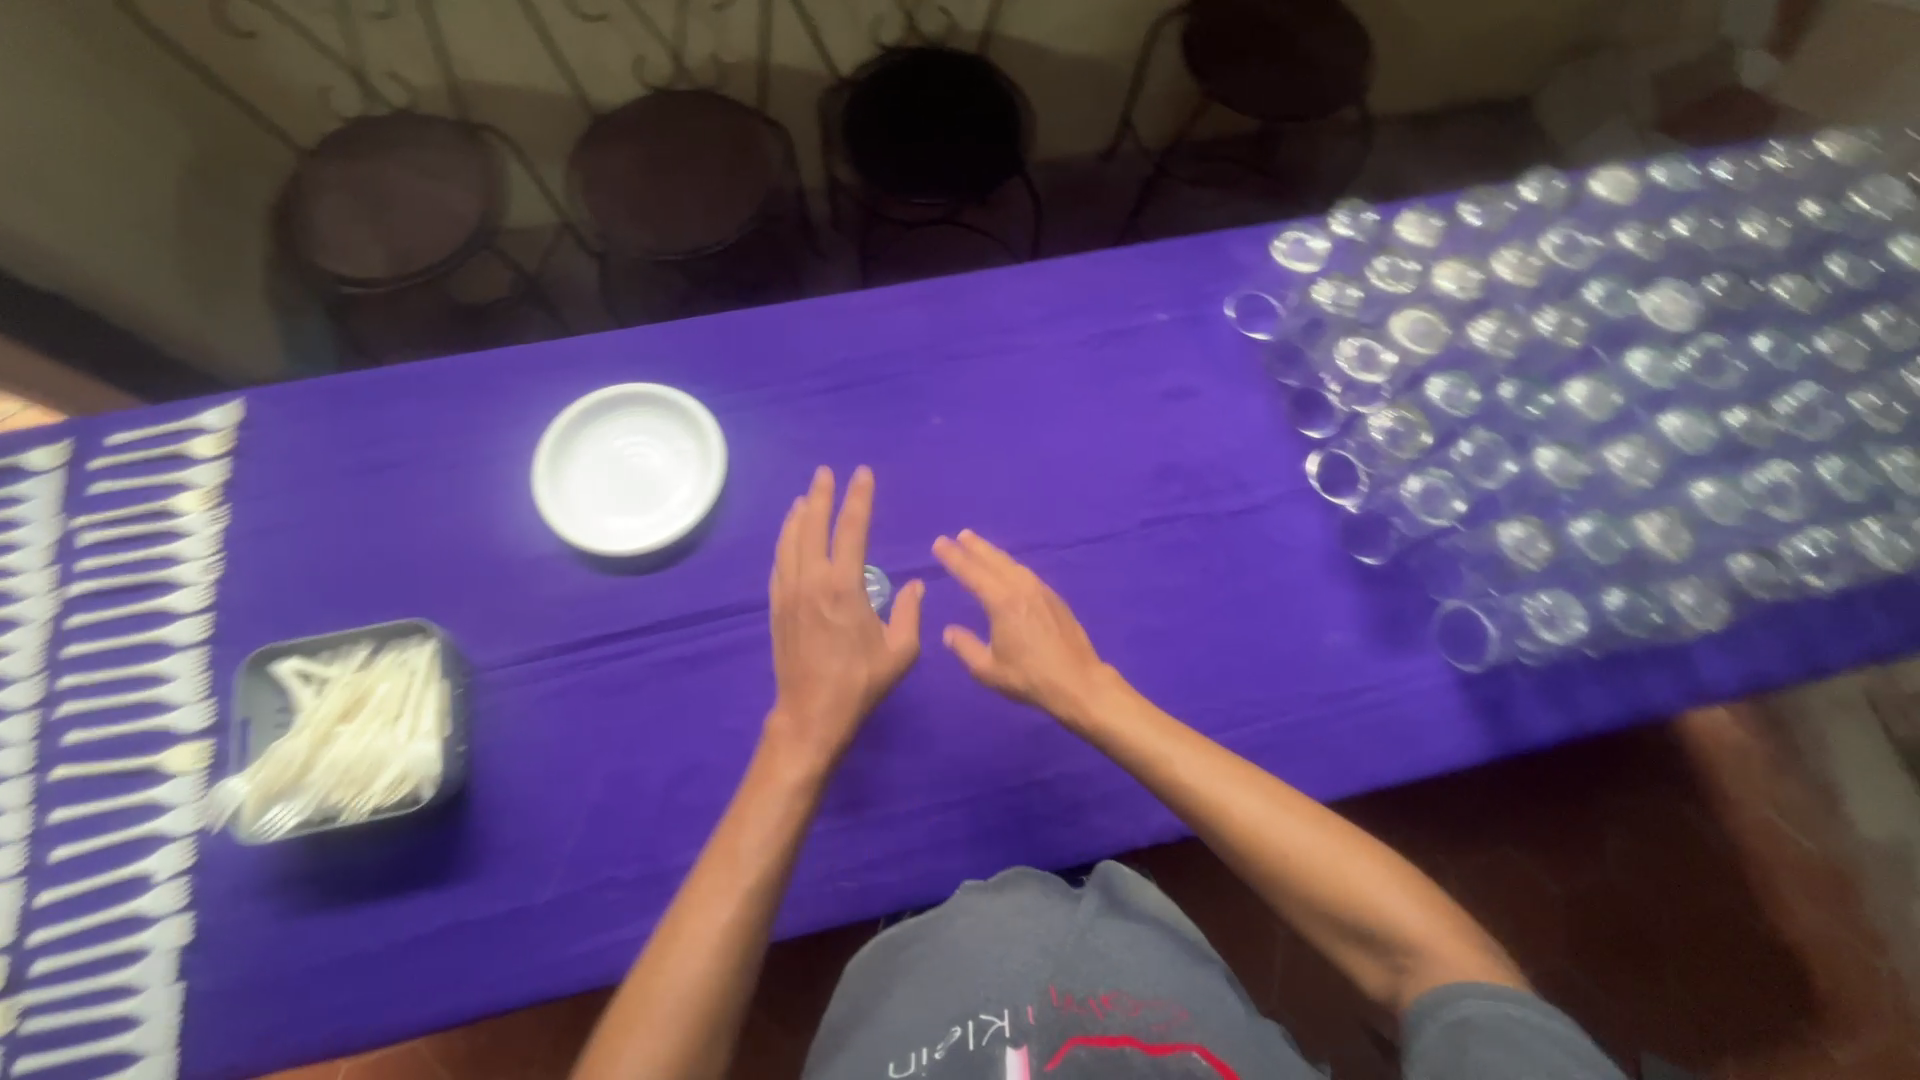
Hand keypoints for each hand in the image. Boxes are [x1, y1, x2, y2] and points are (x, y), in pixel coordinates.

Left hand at [766, 466, 922, 773]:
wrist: (811, 713)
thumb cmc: (860, 683)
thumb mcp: (901, 651)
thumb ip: (909, 613)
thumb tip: (915, 586)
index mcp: (844, 587)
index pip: (851, 529)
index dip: (858, 499)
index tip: (862, 475)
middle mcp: (812, 581)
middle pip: (812, 526)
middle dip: (820, 496)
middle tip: (825, 473)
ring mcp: (789, 593)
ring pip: (790, 542)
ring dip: (798, 515)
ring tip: (805, 497)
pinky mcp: (776, 607)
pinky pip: (779, 563)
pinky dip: (785, 542)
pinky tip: (789, 536)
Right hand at [932, 530, 1114, 724]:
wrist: (1078, 682)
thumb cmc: (1029, 678)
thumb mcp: (987, 670)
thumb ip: (965, 647)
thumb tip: (949, 632)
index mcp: (1001, 603)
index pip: (972, 573)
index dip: (954, 557)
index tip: (940, 543)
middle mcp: (1021, 589)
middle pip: (994, 561)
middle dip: (975, 547)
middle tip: (960, 535)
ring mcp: (1041, 591)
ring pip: (1013, 564)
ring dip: (994, 553)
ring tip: (980, 546)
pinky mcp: (1055, 599)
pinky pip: (1026, 573)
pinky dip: (1011, 565)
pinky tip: (1009, 569)